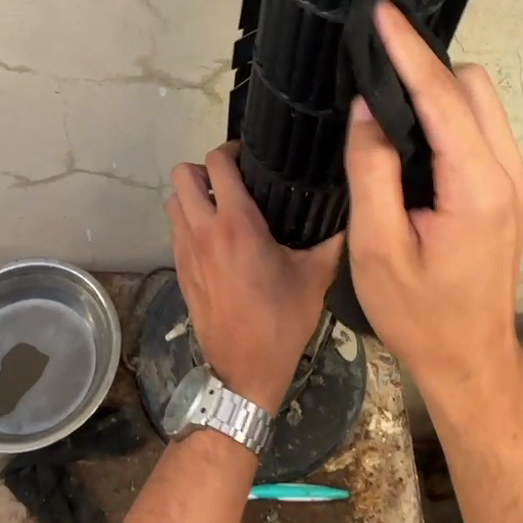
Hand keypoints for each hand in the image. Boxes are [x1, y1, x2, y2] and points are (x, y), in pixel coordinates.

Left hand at [167, 142, 344, 412]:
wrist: (245, 371)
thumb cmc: (282, 320)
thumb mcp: (315, 276)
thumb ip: (332, 238)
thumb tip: (349, 209)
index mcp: (237, 223)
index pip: (217, 163)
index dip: (231, 151)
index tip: (249, 157)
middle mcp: (203, 230)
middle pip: (182, 174)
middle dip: (204, 169)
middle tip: (231, 180)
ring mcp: (186, 250)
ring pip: (173, 201)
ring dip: (192, 196)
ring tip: (220, 205)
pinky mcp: (179, 269)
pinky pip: (175, 229)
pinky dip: (189, 221)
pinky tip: (216, 237)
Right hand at [344, 0, 522, 410]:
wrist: (469, 360)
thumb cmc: (418, 313)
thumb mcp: (377, 247)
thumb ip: (372, 171)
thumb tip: (366, 108)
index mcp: (478, 188)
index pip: (443, 98)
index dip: (409, 52)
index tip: (382, 14)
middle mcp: (509, 174)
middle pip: (473, 87)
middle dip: (426, 66)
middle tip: (373, 63)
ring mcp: (517, 180)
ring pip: (481, 102)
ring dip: (437, 88)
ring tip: (386, 91)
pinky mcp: (511, 189)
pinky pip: (481, 126)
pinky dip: (448, 111)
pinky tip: (411, 125)